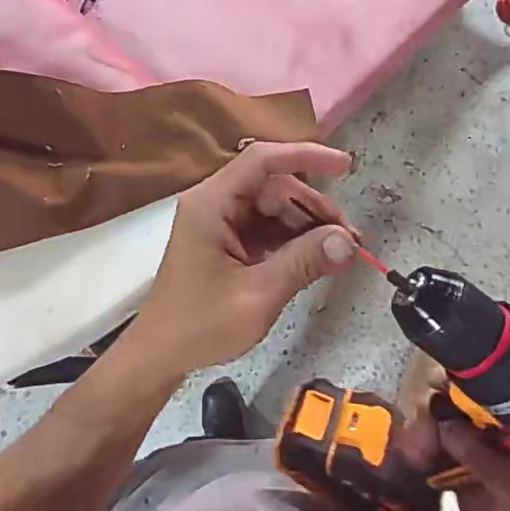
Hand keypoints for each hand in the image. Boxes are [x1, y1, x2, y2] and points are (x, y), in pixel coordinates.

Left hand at [114, 141, 357, 380]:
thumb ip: (303, 262)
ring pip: (273, 207)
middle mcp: (213, 203)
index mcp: (211, 204)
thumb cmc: (199, 325)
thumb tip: (347, 241)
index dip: (306, 155)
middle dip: (313, 207)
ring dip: (307, 226)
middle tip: (348, 239)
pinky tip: (315, 259)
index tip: (345, 166)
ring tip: (337, 253)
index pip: (262, 160)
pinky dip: (291, 240)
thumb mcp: (258, 295)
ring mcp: (218, 222)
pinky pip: (265, 227)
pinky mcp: (225, 241)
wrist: (161, 354)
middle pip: (273, 186)